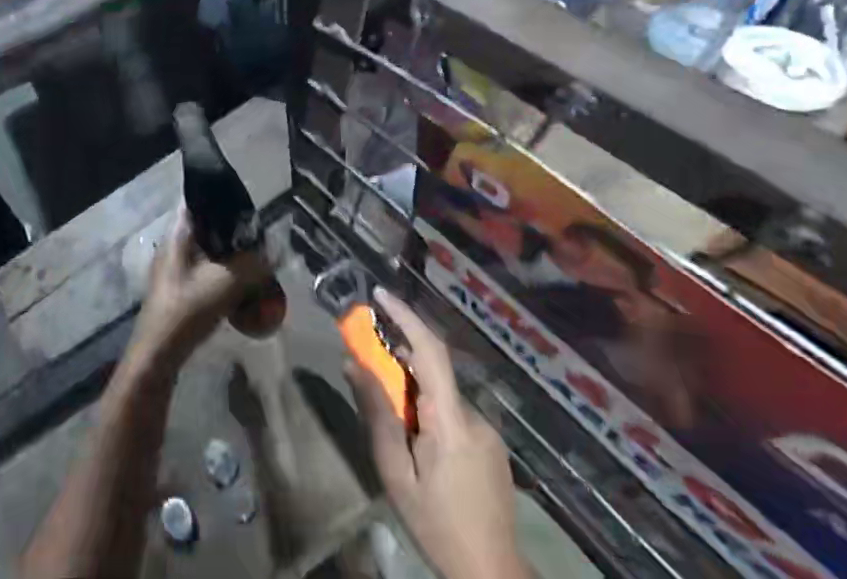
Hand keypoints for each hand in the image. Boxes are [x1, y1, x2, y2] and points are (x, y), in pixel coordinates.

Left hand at [129, 211, 271, 371]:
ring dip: (230, 260)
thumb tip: (275, 249)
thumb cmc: (187, 308)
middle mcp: (172, 247)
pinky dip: (223, 278)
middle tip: (261, 243)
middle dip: (233, 236)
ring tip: (258, 267)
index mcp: (177, 236)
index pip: (196, 203)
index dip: (221, 201)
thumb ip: (253, 264)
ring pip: (207, 255)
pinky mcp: (179, 290)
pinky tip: (242, 291)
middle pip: (205, 231)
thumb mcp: (226, 283)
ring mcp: (173, 270)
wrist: (159, 350)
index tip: (248, 209)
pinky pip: (205, 274)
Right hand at [347, 289, 526, 578]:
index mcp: (451, 423)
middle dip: (394, 359)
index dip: (407, 318)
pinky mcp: (490, 447)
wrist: (492, 573)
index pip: (431, 353)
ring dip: (409, 390)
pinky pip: (451, 412)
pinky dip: (424, 408)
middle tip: (361, 364)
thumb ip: (376, 414)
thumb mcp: (393, 469)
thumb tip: (354, 363)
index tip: (379, 295)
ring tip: (385, 418)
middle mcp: (475, 419)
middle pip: (431, 372)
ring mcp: (487, 434)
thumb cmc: (435, 521)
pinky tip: (410, 438)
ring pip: (439, 394)